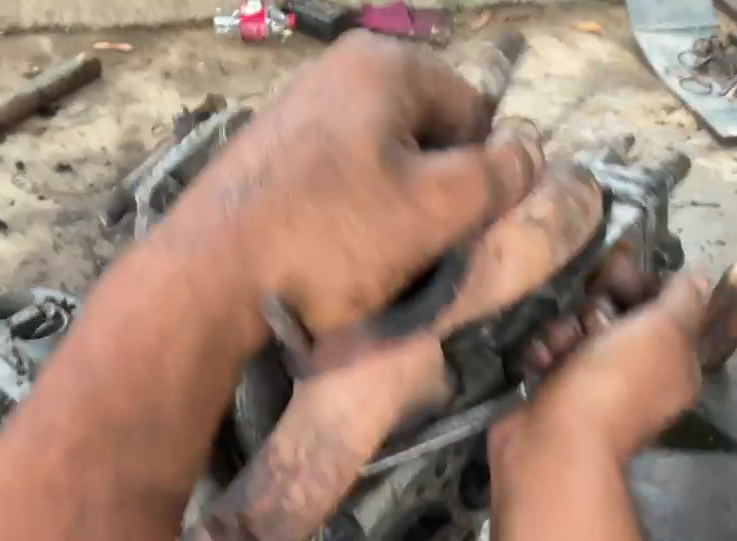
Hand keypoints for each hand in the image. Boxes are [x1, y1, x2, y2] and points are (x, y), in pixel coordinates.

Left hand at [155, 33, 541, 333]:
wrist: (208, 279)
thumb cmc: (328, 241)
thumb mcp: (433, 211)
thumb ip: (497, 178)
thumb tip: (529, 154)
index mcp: (384, 66)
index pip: (474, 112)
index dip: (480, 177)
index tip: (456, 231)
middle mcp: (334, 74)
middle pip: (422, 139)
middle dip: (429, 196)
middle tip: (412, 254)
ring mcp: (292, 117)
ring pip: (375, 169)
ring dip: (386, 215)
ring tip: (365, 264)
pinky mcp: (264, 163)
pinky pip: (330, 188)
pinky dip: (341, 221)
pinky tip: (326, 259)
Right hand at [501, 273, 710, 459]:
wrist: (555, 442)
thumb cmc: (616, 382)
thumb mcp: (664, 329)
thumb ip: (682, 297)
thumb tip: (697, 276)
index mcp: (675, 364)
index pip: (665, 308)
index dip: (643, 284)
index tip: (616, 268)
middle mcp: (637, 376)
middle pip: (618, 318)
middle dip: (598, 309)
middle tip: (590, 318)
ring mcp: (594, 387)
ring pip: (578, 333)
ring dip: (564, 330)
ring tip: (559, 346)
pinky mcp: (555, 394)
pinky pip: (551, 356)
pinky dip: (543, 353)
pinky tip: (540, 361)